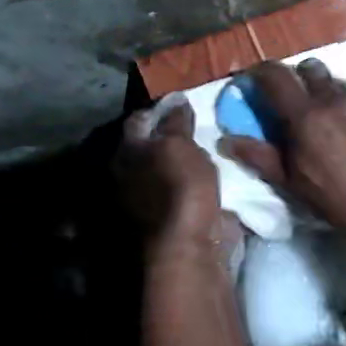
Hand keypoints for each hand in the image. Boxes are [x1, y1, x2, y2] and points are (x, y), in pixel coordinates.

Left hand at [118, 93, 227, 248]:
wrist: (191, 244)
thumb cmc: (180, 187)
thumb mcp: (179, 145)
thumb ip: (176, 123)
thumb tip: (175, 101)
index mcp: (126, 155)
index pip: (139, 121)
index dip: (160, 109)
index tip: (185, 101)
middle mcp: (131, 176)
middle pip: (152, 147)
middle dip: (173, 135)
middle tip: (202, 122)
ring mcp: (151, 200)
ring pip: (170, 169)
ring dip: (188, 160)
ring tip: (215, 145)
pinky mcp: (174, 218)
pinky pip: (188, 190)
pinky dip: (200, 181)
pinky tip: (218, 172)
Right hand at [219, 59, 345, 236]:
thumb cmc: (336, 198)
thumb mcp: (291, 182)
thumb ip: (259, 156)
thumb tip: (227, 140)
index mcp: (305, 115)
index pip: (276, 75)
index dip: (261, 72)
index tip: (255, 80)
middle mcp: (333, 100)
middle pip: (310, 68)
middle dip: (297, 76)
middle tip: (293, 99)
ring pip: (337, 82)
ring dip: (324, 91)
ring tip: (324, 117)